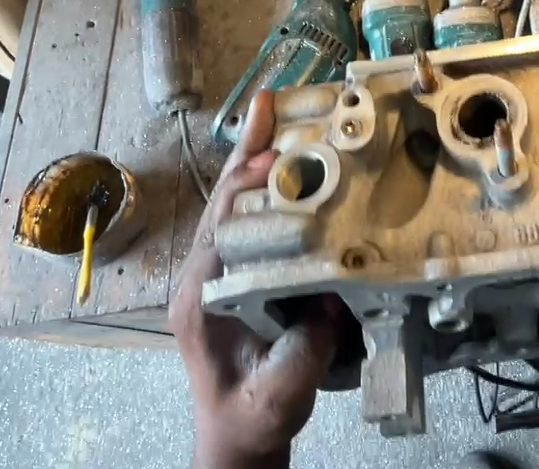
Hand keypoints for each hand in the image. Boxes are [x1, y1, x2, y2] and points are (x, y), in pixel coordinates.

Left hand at [172, 94, 336, 468]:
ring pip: (231, 199)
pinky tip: (282, 154)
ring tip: (273, 110)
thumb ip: (303, 350)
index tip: (275, 157)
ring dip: (252, 155)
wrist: (238, 433)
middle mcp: (203, 272)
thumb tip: (335, 293)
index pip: (220, 226)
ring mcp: (215, 266)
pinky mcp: (234, 266)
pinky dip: (261, 179)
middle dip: (246, 151)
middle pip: (223, 199)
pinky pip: (246, 213)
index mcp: (203, 295)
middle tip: (270, 105)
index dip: (245, 188)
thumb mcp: (280, 392)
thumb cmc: (253, 414)